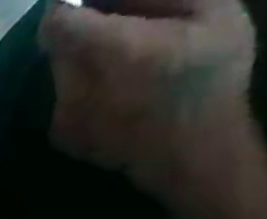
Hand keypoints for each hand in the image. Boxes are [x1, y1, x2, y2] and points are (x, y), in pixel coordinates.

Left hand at [41, 0, 258, 194]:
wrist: (194, 156)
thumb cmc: (212, 78)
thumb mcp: (210, 11)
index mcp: (108, 51)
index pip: (55, 21)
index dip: (66, 4)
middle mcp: (75, 87)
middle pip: (58, 46)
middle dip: (82, 31)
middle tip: (119, 28)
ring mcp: (64, 118)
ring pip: (61, 74)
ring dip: (83, 61)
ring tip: (124, 64)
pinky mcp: (64, 139)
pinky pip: (63, 101)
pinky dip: (81, 90)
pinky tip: (116, 93)